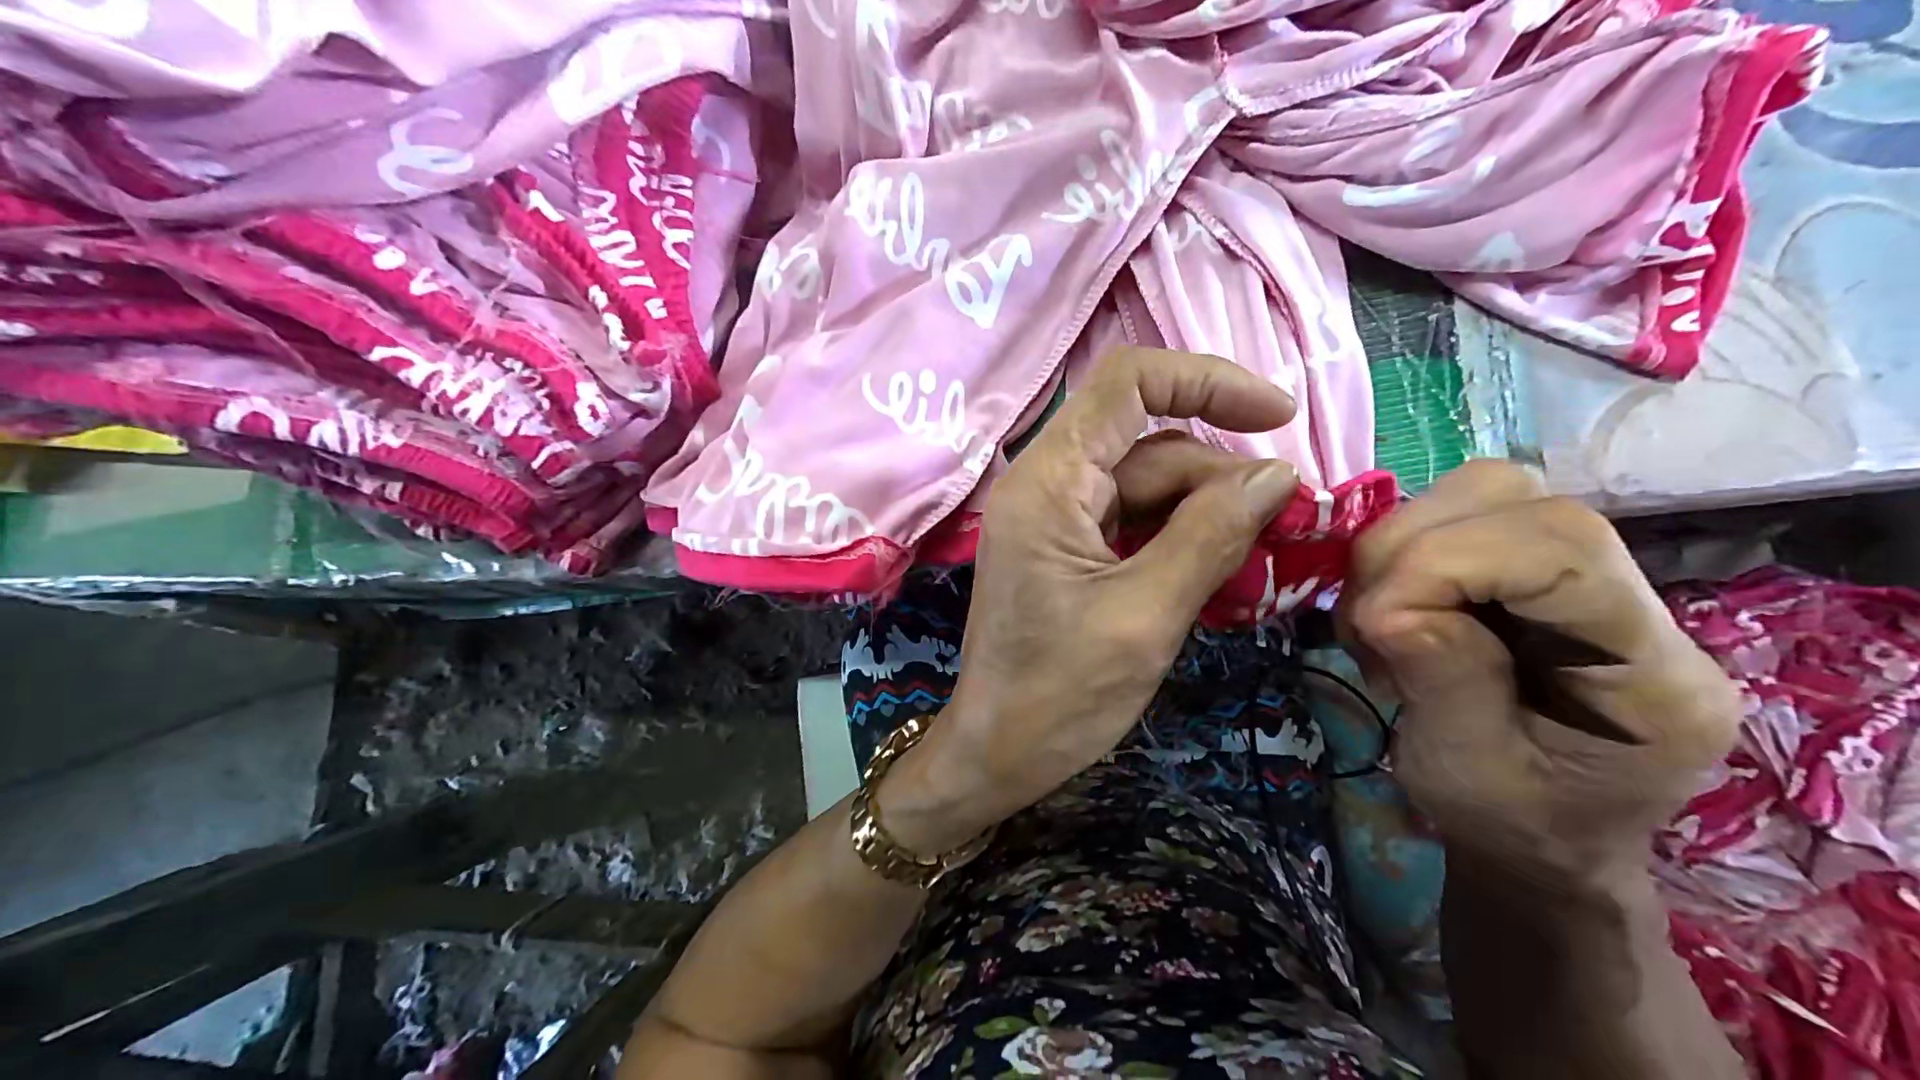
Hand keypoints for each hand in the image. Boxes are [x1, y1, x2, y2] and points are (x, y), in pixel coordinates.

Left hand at [879, 347, 1300, 851]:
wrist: (998, 753)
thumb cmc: (1060, 695)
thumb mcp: (1146, 615)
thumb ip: (1211, 535)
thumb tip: (1277, 476)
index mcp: (1048, 482)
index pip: (1128, 383)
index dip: (1208, 381)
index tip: (1278, 417)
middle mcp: (1048, 484)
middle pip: (1150, 442)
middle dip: (1220, 476)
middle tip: (1286, 529)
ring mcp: (1058, 517)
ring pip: (1150, 483)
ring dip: (1209, 513)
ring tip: (1258, 562)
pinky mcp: (1071, 548)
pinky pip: (1138, 520)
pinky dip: (1183, 537)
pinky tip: (1222, 571)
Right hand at [1341, 461, 1740, 887]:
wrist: (1540, 842)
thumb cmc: (1513, 825)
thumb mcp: (1467, 775)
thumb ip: (1444, 682)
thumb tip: (1388, 607)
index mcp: (1652, 674)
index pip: (1561, 551)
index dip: (1444, 562)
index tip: (1377, 624)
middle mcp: (1637, 605)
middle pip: (1517, 503)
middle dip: (1410, 549)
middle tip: (1368, 622)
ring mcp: (1586, 579)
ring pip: (1482, 496)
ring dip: (1398, 546)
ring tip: (1378, 619)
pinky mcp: (1533, 573)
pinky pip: (1456, 518)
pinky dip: (1399, 552)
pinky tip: (1392, 608)